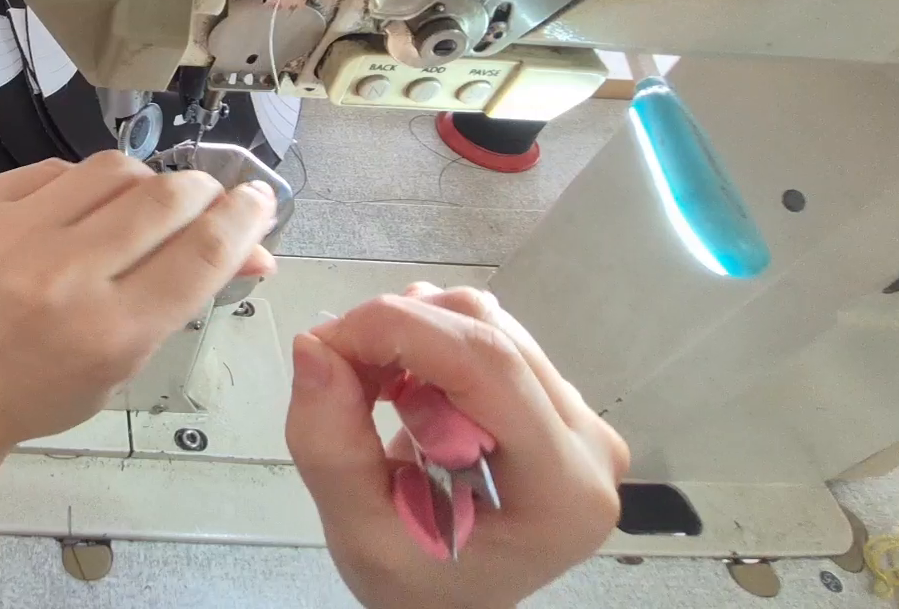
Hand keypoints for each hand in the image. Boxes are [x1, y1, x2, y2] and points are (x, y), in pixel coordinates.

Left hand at [0, 152, 277, 550]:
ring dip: (144, 182)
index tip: (259, 200)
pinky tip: (79, 210)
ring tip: (141, 204)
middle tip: (208, 196)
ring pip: (112, 168)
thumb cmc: (42, 393)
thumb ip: (183, 296)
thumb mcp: (125, 363)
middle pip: (163, 197)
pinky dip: (82, 186)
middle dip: (202, 190)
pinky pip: (56, 169)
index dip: (244, 219)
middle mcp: (61, 274)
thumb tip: (248, 244)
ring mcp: (9, 232)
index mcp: (108, 332)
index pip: (202, 253)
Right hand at [285, 284, 629, 608]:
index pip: (484, 361)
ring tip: (372, 387)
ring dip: (404, 332)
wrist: (450, 597)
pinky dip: (418, 337)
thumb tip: (313, 346)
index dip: (396, 329)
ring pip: (477, 317)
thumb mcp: (356, 533)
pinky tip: (398, 384)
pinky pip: (476, 328)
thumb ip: (330, 446)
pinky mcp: (548, 393)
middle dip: (391, 329)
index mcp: (560, 489)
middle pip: (481, 329)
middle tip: (338, 368)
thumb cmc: (413, 580)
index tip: (326, 345)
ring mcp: (573, 412)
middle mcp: (585, 441)